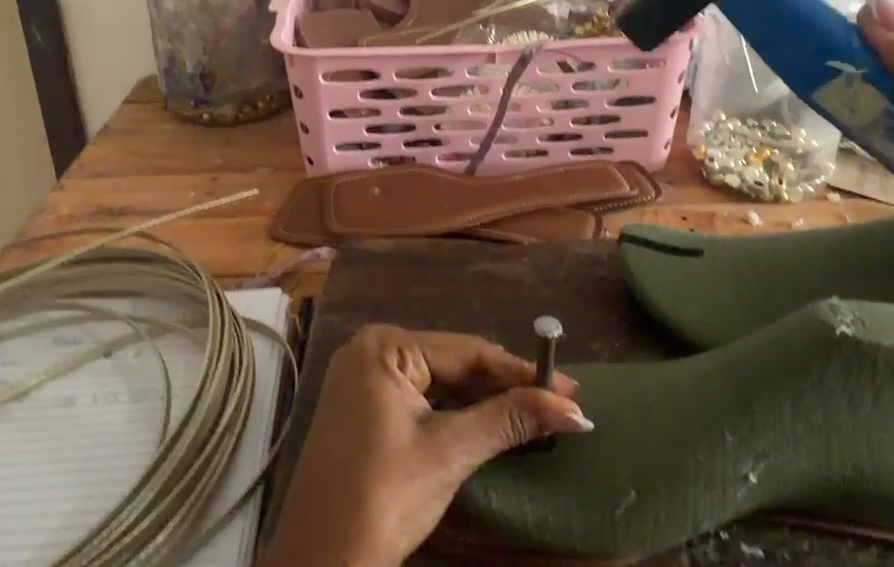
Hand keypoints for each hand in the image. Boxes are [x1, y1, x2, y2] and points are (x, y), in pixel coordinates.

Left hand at [260, 325, 591, 566]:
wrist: (319, 561)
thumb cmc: (381, 498)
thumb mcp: (449, 452)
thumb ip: (509, 420)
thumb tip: (575, 411)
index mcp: (383, 347)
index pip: (467, 351)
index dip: (521, 371)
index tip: (570, 390)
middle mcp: (370, 351)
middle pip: (455, 363)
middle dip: (506, 385)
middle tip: (560, 403)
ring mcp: (364, 380)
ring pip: (441, 381)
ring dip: (486, 400)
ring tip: (537, 412)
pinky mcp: (365, 409)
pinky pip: (423, 398)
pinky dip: (458, 412)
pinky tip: (493, 423)